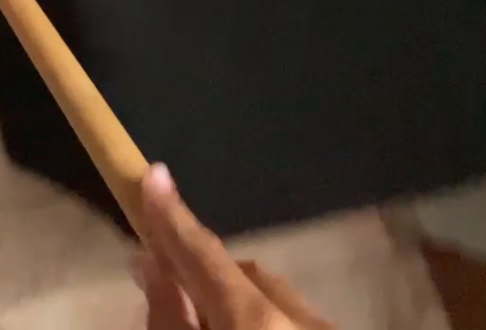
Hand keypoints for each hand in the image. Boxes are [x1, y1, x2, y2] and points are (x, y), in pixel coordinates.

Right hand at [135, 165, 329, 329]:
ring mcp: (334, 329)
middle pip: (248, 275)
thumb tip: (151, 265)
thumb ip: (168, 318)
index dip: (172, 213)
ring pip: (282, 303)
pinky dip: (278, 329)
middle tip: (188, 303)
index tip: (153, 172)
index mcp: (257, 322)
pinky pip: (304, 324)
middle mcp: (306, 320)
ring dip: (250, 312)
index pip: (202, 253)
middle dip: (216, 280)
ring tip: (224, 328)